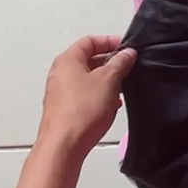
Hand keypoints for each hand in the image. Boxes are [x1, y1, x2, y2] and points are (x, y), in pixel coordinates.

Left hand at [35, 35, 137, 164]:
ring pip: (87, 78)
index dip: (109, 41)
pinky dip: (98, 95)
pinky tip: (111, 105)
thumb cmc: (82, 111)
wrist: (64, 146)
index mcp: (67, 60)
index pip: (89, 41)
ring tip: (122, 88)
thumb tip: (127, 53)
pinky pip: (83, 95)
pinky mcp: (64, 109)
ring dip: (106, 81)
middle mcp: (60, 73)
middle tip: (127, 67)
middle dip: (109, 62)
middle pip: (87, 59)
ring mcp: (60, 92)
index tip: (126, 48)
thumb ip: (120, 63)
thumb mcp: (109, 81)